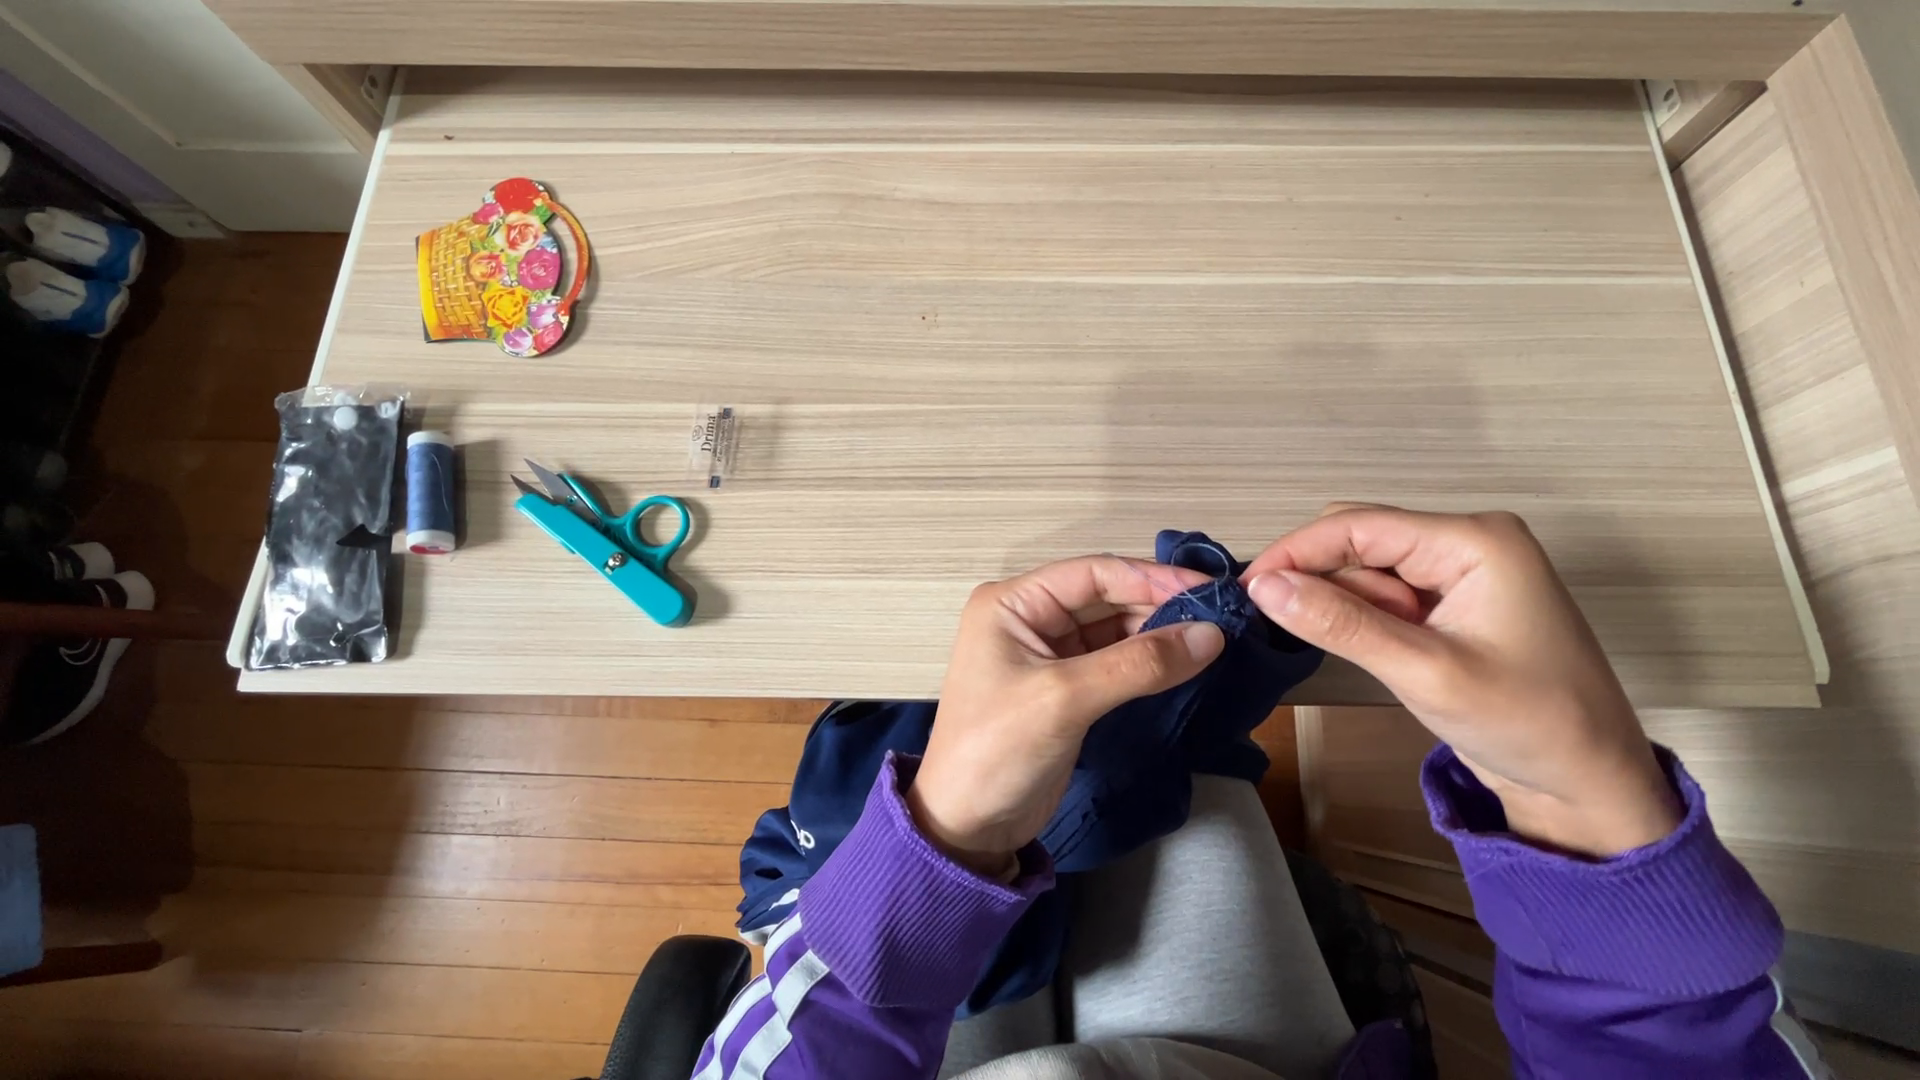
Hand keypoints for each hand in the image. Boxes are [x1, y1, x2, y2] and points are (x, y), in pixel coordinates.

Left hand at [909, 556, 1226, 876]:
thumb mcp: (1065, 699)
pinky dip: (1147, 660)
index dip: (1152, 577)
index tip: (1211, 589)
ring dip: (1158, 633)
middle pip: (1106, 596)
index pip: (1093, 573)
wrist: (968, 825)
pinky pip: (1114, 660)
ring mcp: (1047, 653)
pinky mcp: (1064, 687)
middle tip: (1223, 615)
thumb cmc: (1000, 749)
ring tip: (1215, 637)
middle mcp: (1029, 618)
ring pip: (1114, 628)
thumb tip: (1211, 634)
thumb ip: (1138, 664)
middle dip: (1160, 604)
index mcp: (1013, 603)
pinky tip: (1185, 661)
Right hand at [1242, 505, 1678, 856]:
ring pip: (1365, 568)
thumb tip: (1262, 586)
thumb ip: (1340, 622)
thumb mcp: (1423, 670)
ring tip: (1331, 643)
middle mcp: (1464, 542)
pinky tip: (1350, 642)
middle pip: (1360, 539)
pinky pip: (1382, 594)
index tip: (1245, 586)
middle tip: (1274, 619)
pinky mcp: (1447, 604)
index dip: (1296, 550)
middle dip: (1316, 576)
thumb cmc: (1523, 722)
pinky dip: (1356, 615)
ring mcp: (1456, 574)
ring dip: (1338, 602)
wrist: (1588, 784)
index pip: (1361, 525)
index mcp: (1474, 541)